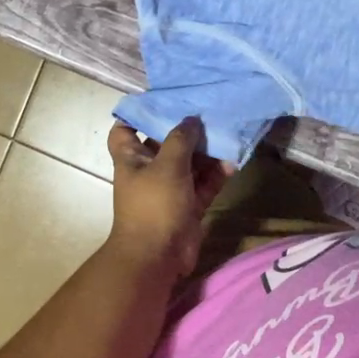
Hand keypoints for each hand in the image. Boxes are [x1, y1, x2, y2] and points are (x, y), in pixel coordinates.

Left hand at [106, 118, 230, 281]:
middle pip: (165, 143)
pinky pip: (203, 184)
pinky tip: (233, 162)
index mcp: (131, 158)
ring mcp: (169, 189)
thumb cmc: (154, 204)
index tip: (160, 101)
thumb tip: (191, 119)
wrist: (158, 256)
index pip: (125, 130)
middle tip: (207, 111)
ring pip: (189, 164)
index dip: (137, 115)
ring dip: (206, 152)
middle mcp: (148, 171)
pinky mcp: (188, 206)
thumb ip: (180, 139)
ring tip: (226, 133)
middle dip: (184, 130)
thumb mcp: (167, 165)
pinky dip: (216, 175)